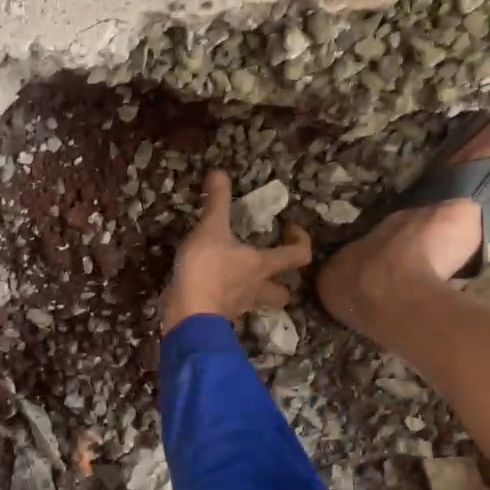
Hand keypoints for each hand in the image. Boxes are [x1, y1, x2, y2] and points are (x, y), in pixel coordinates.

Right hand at [161, 170, 313, 333]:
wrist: (188, 315)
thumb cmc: (206, 270)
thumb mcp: (210, 229)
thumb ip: (217, 202)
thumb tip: (219, 172)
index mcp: (262, 265)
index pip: (299, 255)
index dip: (301, 240)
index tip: (289, 228)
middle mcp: (258, 288)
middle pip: (285, 292)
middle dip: (283, 282)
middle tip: (269, 268)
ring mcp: (241, 307)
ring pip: (260, 304)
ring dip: (257, 294)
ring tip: (242, 281)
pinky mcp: (221, 317)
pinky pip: (233, 310)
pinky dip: (229, 301)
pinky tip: (216, 291)